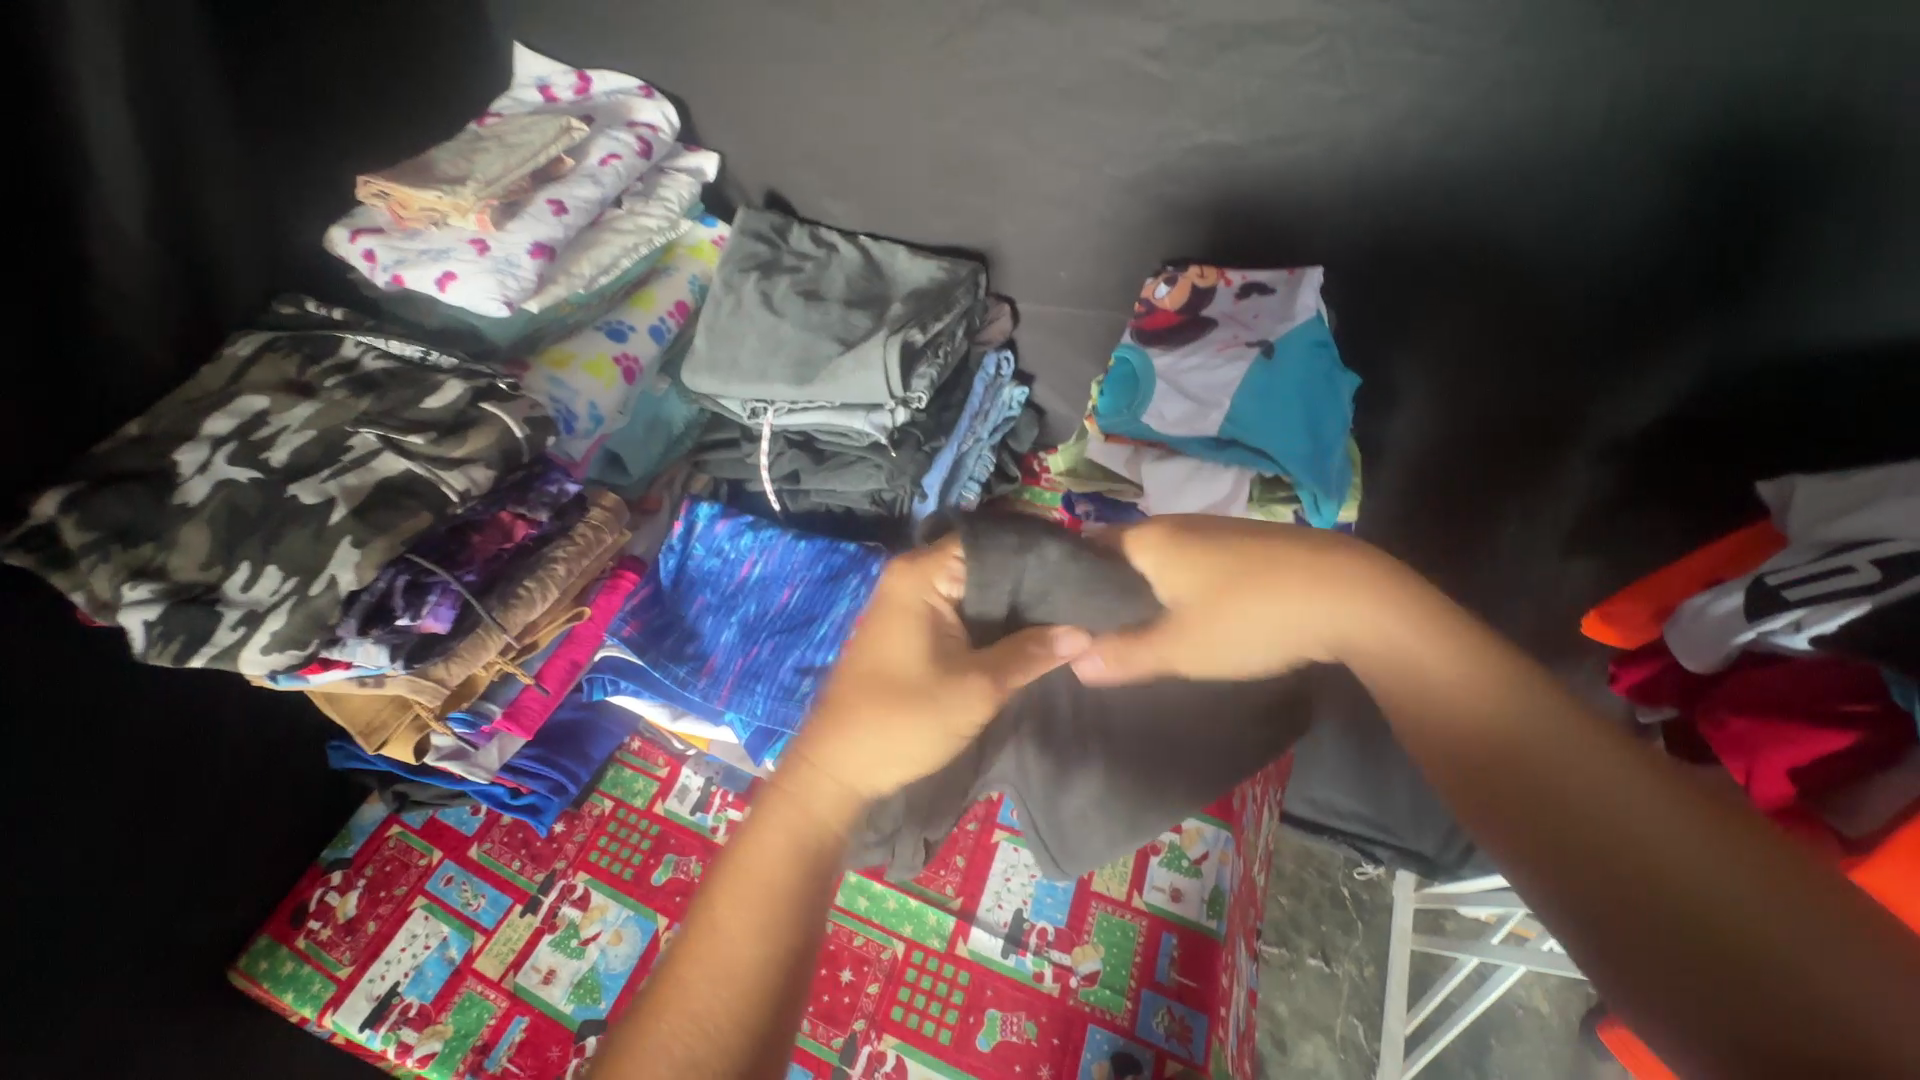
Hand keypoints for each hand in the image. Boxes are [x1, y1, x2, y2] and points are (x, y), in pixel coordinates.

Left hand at [782, 539, 1090, 810]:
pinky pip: (963, 609)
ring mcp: (910, 600)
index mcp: (922, 573)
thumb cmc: (904, 721)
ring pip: (978, 589)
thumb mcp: (978, 688)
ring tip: (1073, 611)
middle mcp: (913, 574)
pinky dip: (995, 620)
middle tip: (1087, 595)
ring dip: (1017, 603)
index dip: (1042, 553)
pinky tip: (1035, 633)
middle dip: (1035, 581)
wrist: (840, 767)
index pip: (995, 541)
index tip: (1086, 569)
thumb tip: (1085, 631)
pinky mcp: (913, 627)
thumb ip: (1032, 653)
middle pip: (987, 562)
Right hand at [1070, 515, 1389, 684]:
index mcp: (1151, 539)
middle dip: (1112, 589)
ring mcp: (1220, 530)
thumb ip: (1123, 655)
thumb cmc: (1250, 618)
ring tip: (1146, 630)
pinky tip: (1202, 616)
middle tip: (1099, 633)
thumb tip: (1073, 662)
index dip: (1072, 580)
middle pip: (1128, 553)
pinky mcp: (1253, 544)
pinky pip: (1201, 563)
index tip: (1062, 616)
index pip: (1089, 547)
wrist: (1353, 597)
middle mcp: (1179, 524)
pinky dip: (1190, 586)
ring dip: (1154, 589)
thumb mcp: (1179, 648)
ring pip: (1168, 559)